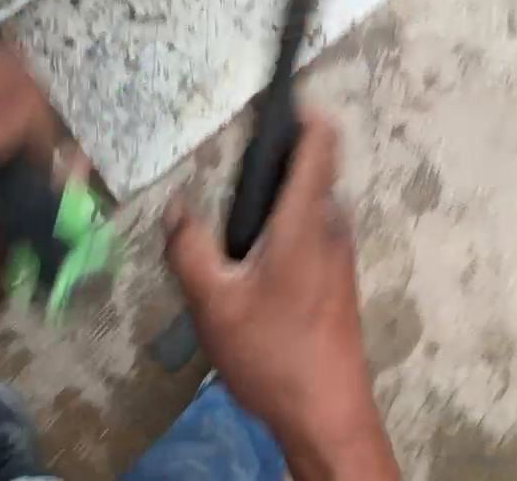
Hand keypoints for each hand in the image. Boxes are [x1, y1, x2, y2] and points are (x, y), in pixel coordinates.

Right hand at [164, 110, 399, 480]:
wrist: (329, 417)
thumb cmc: (275, 353)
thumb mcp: (214, 303)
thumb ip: (188, 248)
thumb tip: (177, 208)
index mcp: (306, 216)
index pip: (321, 140)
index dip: (303, 109)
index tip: (273, 99)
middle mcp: (330, 223)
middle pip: (309, 166)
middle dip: (270, 160)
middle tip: (225, 177)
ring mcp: (339, 249)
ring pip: (307, 200)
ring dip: (274, 198)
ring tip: (231, 227)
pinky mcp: (338, 274)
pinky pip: (311, 226)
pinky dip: (283, 224)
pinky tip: (252, 263)